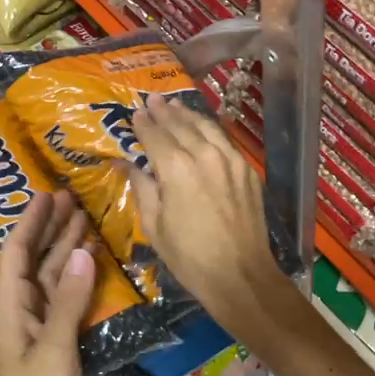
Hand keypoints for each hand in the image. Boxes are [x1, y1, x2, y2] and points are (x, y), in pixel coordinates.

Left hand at [0, 190, 96, 375]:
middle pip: (32, 262)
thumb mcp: (55, 350)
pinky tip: (90, 274)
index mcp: (10, 308)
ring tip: (86, 225)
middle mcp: (17, 314)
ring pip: (47, 282)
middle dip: (51, 230)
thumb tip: (84, 253)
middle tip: (75, 201)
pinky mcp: (47, 352)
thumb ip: (68, 300)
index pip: (16, 252)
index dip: (32, 221)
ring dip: (64, 254)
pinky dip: (74, 285)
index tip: (50, 193)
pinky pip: (59, 305)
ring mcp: (31, 334)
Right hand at [127, 95, 294, 336]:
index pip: (155, 135)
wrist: (240, 275)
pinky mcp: (246, 170)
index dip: (143, 124)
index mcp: (176, 169)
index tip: (135, 113)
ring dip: (187, 114)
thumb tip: (128, 164)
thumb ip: (142, 188)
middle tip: (152, 100)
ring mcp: (230, 160)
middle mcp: (204, 155)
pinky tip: (202, 127)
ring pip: (206, 127)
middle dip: (164, 112)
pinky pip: (224, 140)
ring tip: (174, 105)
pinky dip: (209, 129)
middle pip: (180, 125)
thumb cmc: (189, 257)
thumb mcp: (154, 226)